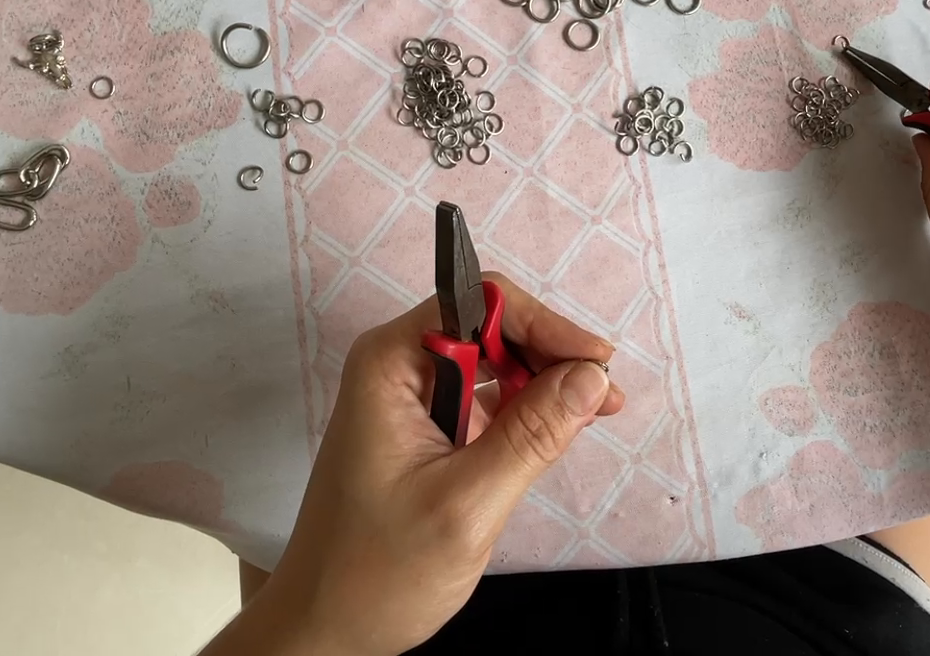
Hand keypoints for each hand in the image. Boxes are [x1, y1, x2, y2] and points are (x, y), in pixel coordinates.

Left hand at [230, 272, 623, 655]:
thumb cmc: (380, 572)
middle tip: (605, 396)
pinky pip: (483, 393)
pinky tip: (556, 428)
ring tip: (593, 412)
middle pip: (490, 326)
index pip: (481, 305)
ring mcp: (411, 391)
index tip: (597, 362)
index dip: (544, 325)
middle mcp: (399, 361)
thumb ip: (532, 434)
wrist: (323, 629)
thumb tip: (593, 375)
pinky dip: (523, 406)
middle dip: (550, 355)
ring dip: (543, 381)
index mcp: (391, 361)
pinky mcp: (424, 421)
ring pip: (493, 358)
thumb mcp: (467, 504)